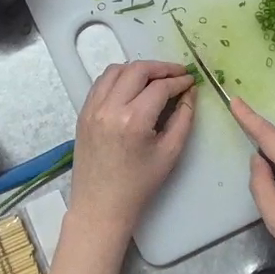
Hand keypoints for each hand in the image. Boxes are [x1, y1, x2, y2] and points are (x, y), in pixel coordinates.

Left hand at [69, 60, 195, 238]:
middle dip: (161, 68)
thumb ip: (183, 118)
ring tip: (155, 78)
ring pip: (115, 70)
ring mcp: (92, 108)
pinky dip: (118, 78)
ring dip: (137, 69)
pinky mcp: (83, 112)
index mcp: (133, 120)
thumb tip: (190, 92)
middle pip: (137, 70)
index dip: (179, 80)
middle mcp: (110, 108)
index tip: (191, 80)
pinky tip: (132, 87)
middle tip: (177, 74)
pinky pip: (101, 83)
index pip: (160, 87)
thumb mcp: (169, 153)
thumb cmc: (139, 184)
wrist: (101, 205)